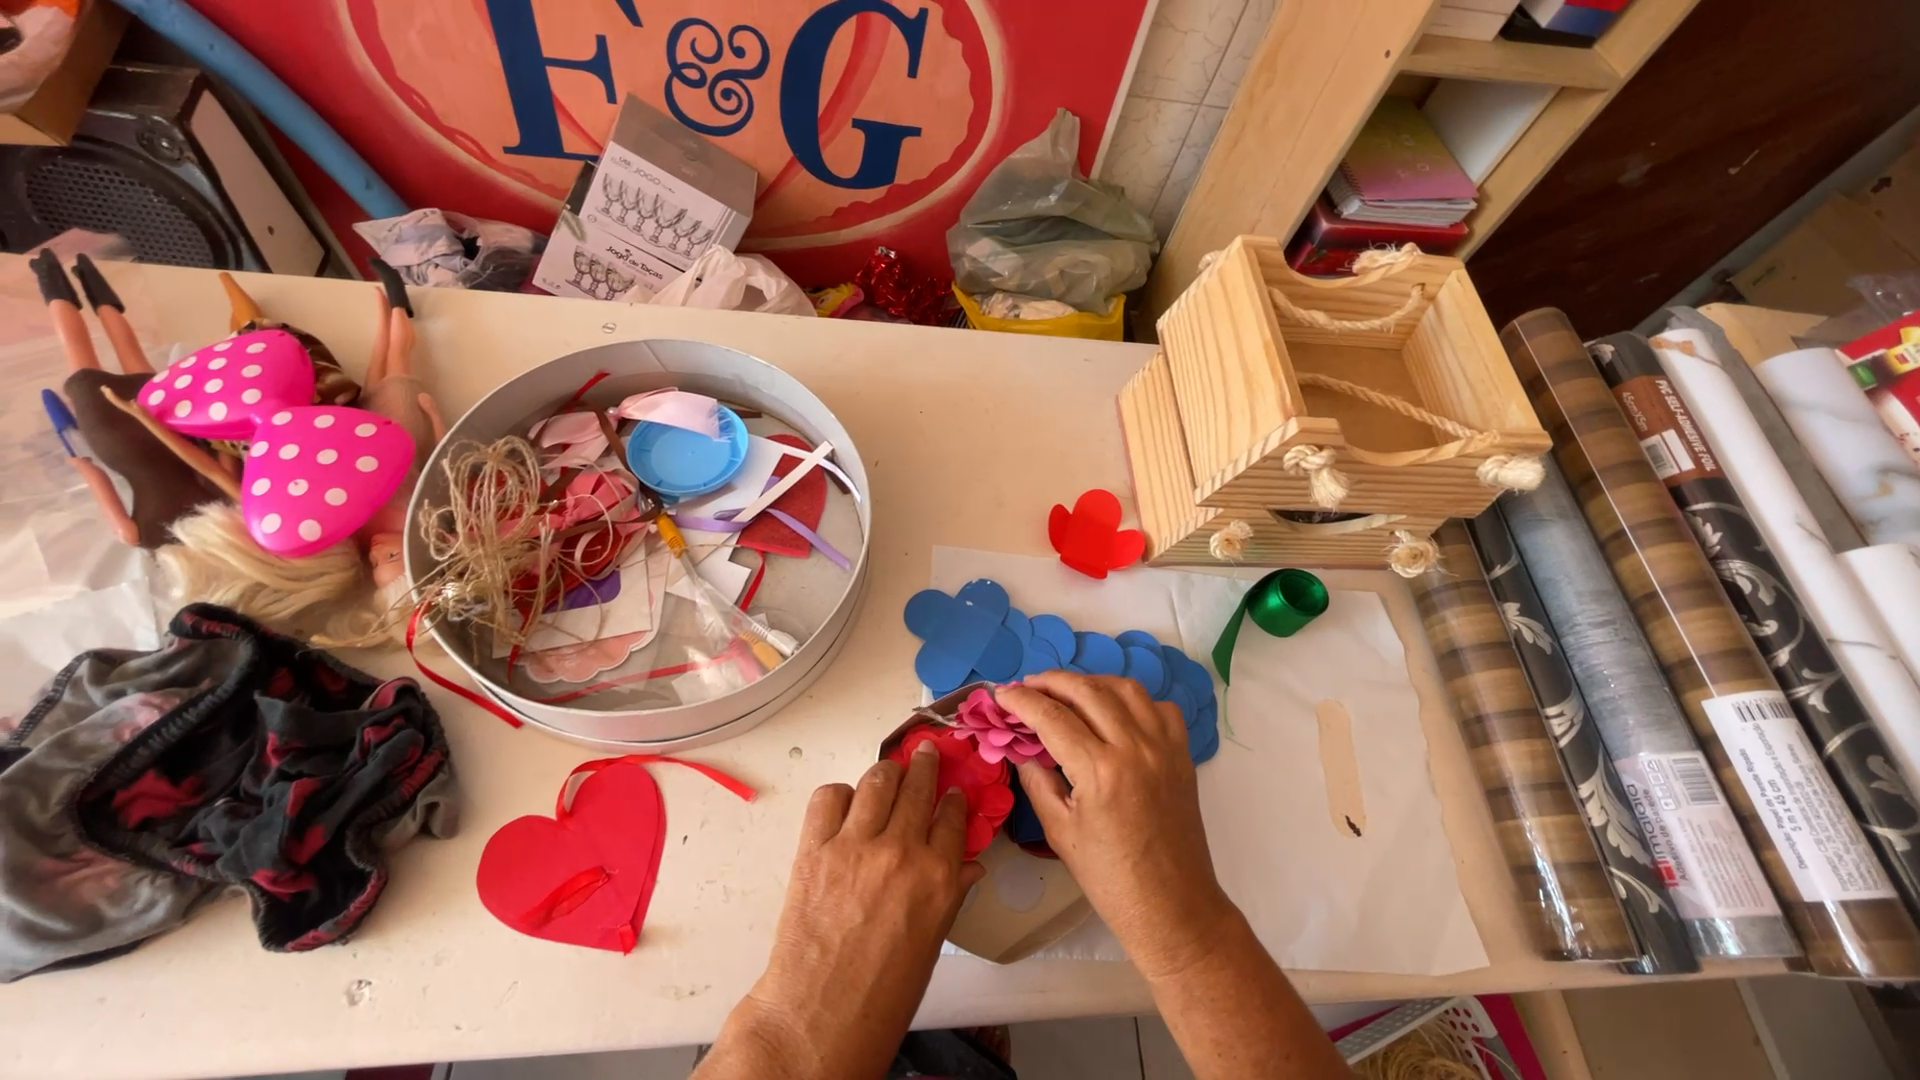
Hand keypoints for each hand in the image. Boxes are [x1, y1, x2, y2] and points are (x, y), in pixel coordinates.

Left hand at [707, 740, 984, 1079]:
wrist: (819, 1015)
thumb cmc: (883, 993)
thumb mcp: (933, 942)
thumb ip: (951, 893)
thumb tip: (967, 865)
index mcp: (939, 877)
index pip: (954, 817)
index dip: (955, 799)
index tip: (954, 791)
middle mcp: (901, 852)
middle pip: (919, 787)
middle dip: (925, 766)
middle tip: (925, 753)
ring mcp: (856, 845)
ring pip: (878, 781)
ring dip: (888, 770)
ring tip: (891, 768)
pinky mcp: (815, 848)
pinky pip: (830, 797)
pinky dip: (841, 794)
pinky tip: (847, 804)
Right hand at [997, 673, 1233, 977]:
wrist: (1172, 906)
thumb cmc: (1109, 878)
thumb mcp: (1059, 831)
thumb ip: (1038, 782)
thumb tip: (1023, 749)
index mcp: (1099, 770)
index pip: (1052, 717)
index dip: (1022, 701)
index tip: (1002, 694)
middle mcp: (1134, 748)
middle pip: (1087, 691)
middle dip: (1052, 681)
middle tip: (1028, 685)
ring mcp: (1163, 748)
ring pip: (1126, 689)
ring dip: (1092, 683)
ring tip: (1068, 690)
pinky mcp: (1183, 755)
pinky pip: (1160, 708)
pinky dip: (1135, 701)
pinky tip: (1116, 711)